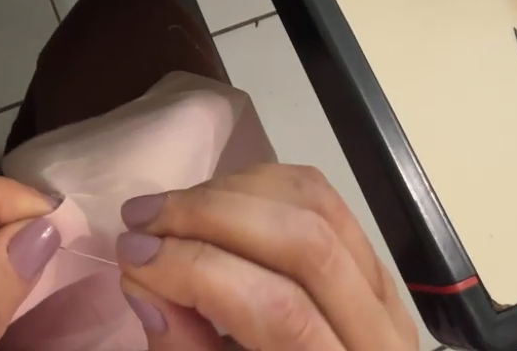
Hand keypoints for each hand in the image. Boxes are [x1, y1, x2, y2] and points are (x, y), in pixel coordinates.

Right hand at [114, 164, 419, 350]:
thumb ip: (182, 347)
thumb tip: (140, 274)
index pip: (279, 309)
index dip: (195, 269)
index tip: (129, 253)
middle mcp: (383, 338)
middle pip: (303, 241)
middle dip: (207, 215)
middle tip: (141, 218)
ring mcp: (387, 292)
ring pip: (313, 204)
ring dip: (227, 192)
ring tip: (169, 207)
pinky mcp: (373, 261)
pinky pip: (318, 194)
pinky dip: (257, 183)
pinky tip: (213, 198)